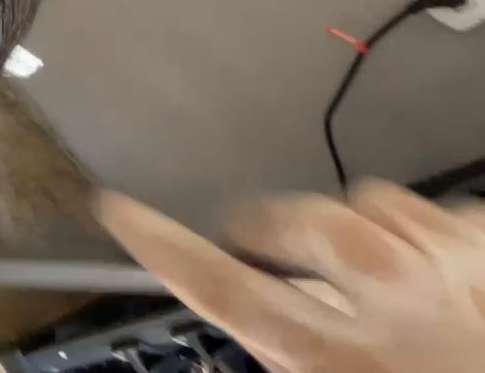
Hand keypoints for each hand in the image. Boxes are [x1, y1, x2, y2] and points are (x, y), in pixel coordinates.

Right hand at [98, 181, 484, 372]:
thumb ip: (293, 349)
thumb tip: (246, 305)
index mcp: (344, 361)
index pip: (225, 291)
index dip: (161, 245)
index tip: (113, 207)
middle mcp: (406, 313)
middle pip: (303, 224)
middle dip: (271, 228)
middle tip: (266, 246)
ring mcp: (468, 277)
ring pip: (380, 205)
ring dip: (370, 228)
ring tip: (389, 269)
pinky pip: (454, 215)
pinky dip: (444, 236)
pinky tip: (457, 271)